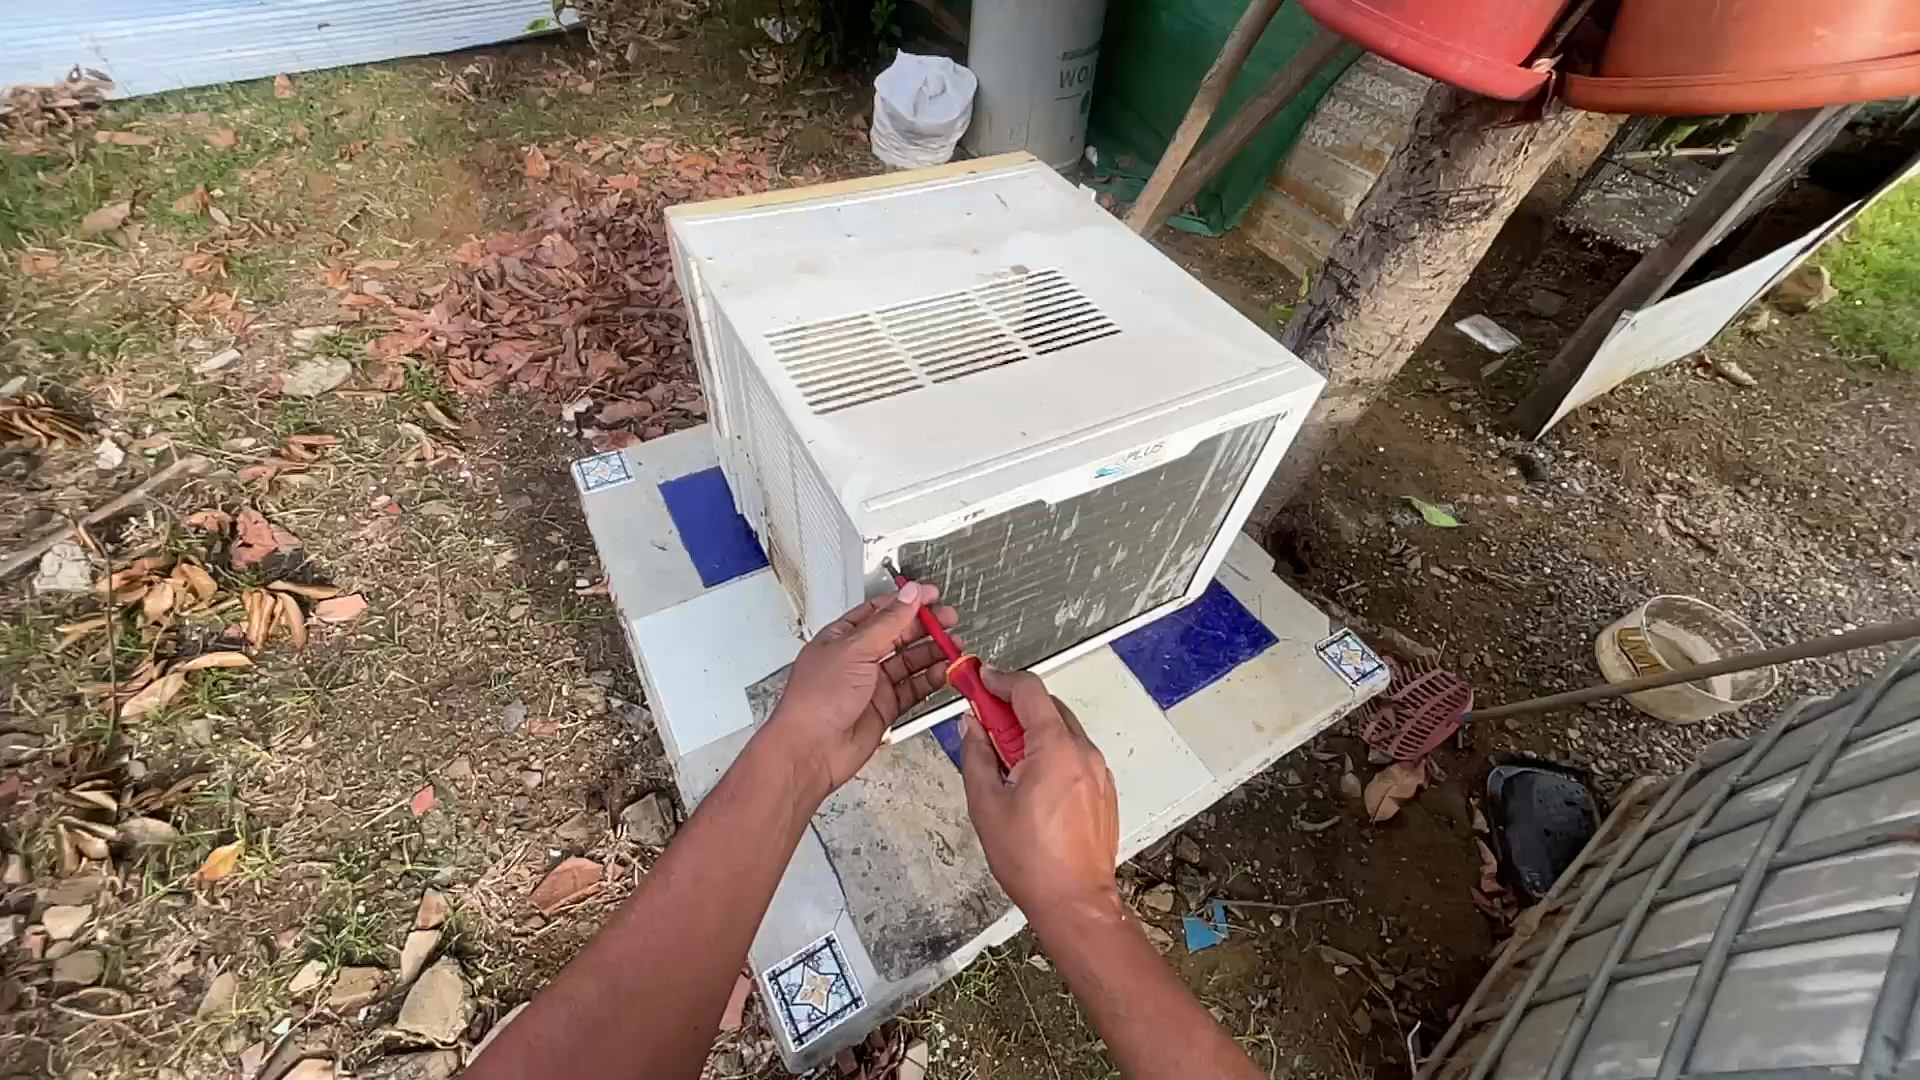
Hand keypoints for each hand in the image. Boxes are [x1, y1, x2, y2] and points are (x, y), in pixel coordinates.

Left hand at [763, 581, 957, 797]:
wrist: (810, 750)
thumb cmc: (815, 700)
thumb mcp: (855, 649)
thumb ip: (888, 622)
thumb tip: (909, 595)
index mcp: (844, 637)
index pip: (881, 610)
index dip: (907, 602)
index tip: (932, 596)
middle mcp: (858, 658)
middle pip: (899, 634)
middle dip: (926, 627)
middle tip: (949, 621)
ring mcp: (872, 684)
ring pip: (910, 662)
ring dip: (932, 652)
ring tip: (953, 646)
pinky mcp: (884, 707)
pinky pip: (913, 689)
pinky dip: (930, 680)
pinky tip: (943, 672)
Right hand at [958, 666, 1120, 922]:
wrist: (1076, 903)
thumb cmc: (1032, 861)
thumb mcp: (986, 804)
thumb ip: (976, 755)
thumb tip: (971, 726)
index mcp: (1055, 749)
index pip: (1028, 690)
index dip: (1000, 679)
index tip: (980, 678)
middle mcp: (1083, 753)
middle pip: (1047, 706)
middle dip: (1013, 707)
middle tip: (985, 719)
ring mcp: (1098, 771)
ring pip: (1062, 729)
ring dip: (1032, 730)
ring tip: (1005, 759)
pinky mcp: (1104, 789)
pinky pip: (1075, 753)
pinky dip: (1051, 751)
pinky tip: (1031, 780)